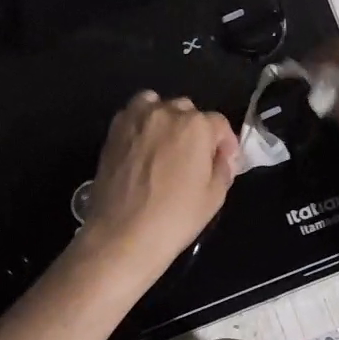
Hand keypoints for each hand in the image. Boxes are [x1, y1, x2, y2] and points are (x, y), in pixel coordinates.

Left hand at [81, 91, 237, 278]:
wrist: (123, 234)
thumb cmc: (175, 217)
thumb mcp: (215, 196)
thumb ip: (223, 168)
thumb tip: (222, 158)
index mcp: (196, 126)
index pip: (219, 124)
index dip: (225, 144)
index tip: (224, 162)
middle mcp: (165, 112)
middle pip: (188, 111)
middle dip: (196, 130)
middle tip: (195, 159)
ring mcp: (135, 119)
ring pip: (157, 105)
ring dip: (167, 120)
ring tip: (167, 146)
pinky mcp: (113, 131)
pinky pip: (133, 116)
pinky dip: (142, 124)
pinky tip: (144, 148)